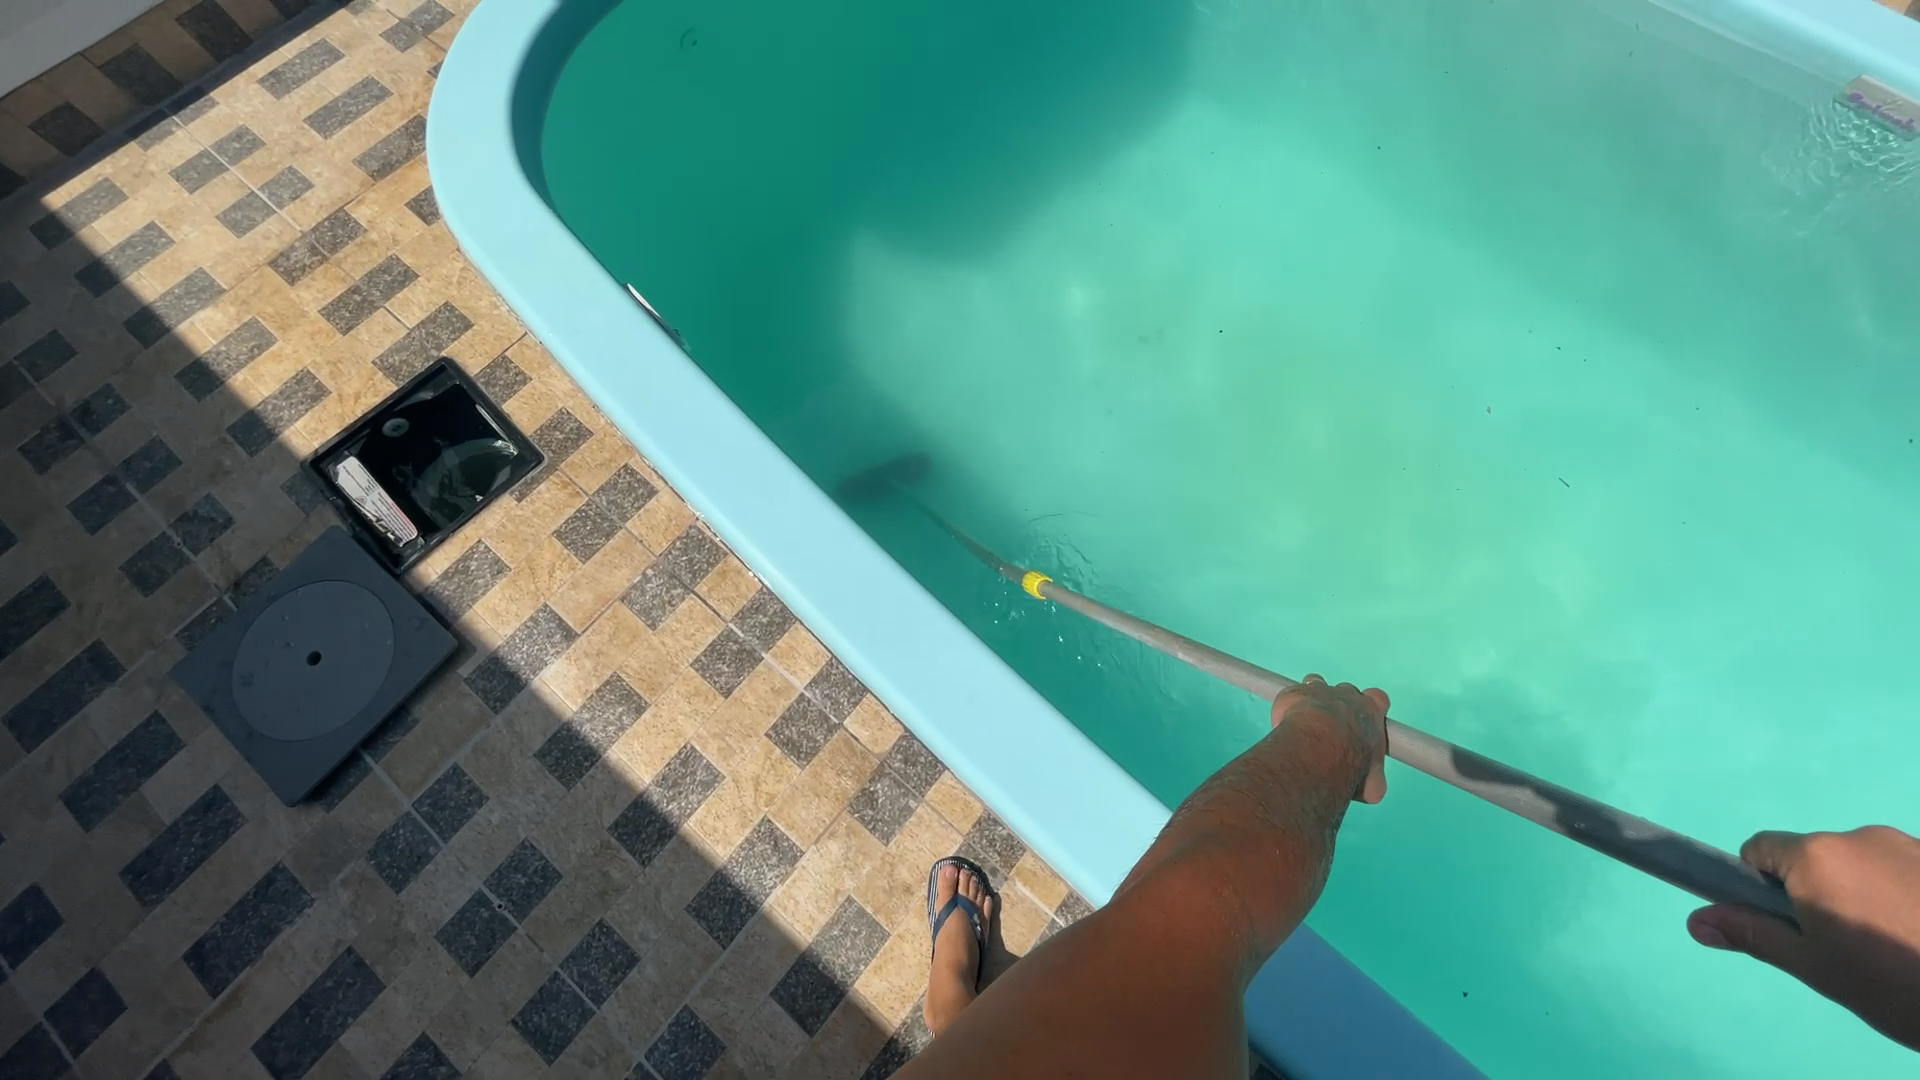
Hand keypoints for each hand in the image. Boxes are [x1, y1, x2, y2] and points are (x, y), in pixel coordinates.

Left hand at [1271, 674, 1388, 804]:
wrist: (1319, 748)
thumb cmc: (1352, 765)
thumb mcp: (1372, 783)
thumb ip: (1371, 779)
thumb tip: (1368, 789)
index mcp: (1371, 711)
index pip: (1377, 698)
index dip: (1370, 706)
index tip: (1361, 720)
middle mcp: (1346, 694)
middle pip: (1345, 690)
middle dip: (1338, 703)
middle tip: (1329, 726)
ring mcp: (1318, 689)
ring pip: (1316, 683)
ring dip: (1312, 696)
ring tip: (1305, 717)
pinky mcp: (1292, 692)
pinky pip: (1290, 694)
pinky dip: (1287, 705)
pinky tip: (1283, 722)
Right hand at [1688, 826, 1919, 1050]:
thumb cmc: (1900, 984)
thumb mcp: (1819, 969)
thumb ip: (1754, 934)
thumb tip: (1695, 922)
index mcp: (1813, 854)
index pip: (1758, 850)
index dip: (1766, 887)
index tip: (1798, 925)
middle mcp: (1860, 837)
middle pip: (1817, 857)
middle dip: (1826, 891)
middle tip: (1857, 946)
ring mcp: (1916, 848)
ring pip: (1870, 865)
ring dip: (1875, 893)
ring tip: (1909, 945)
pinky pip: (1913, 873)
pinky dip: (1915, 898)